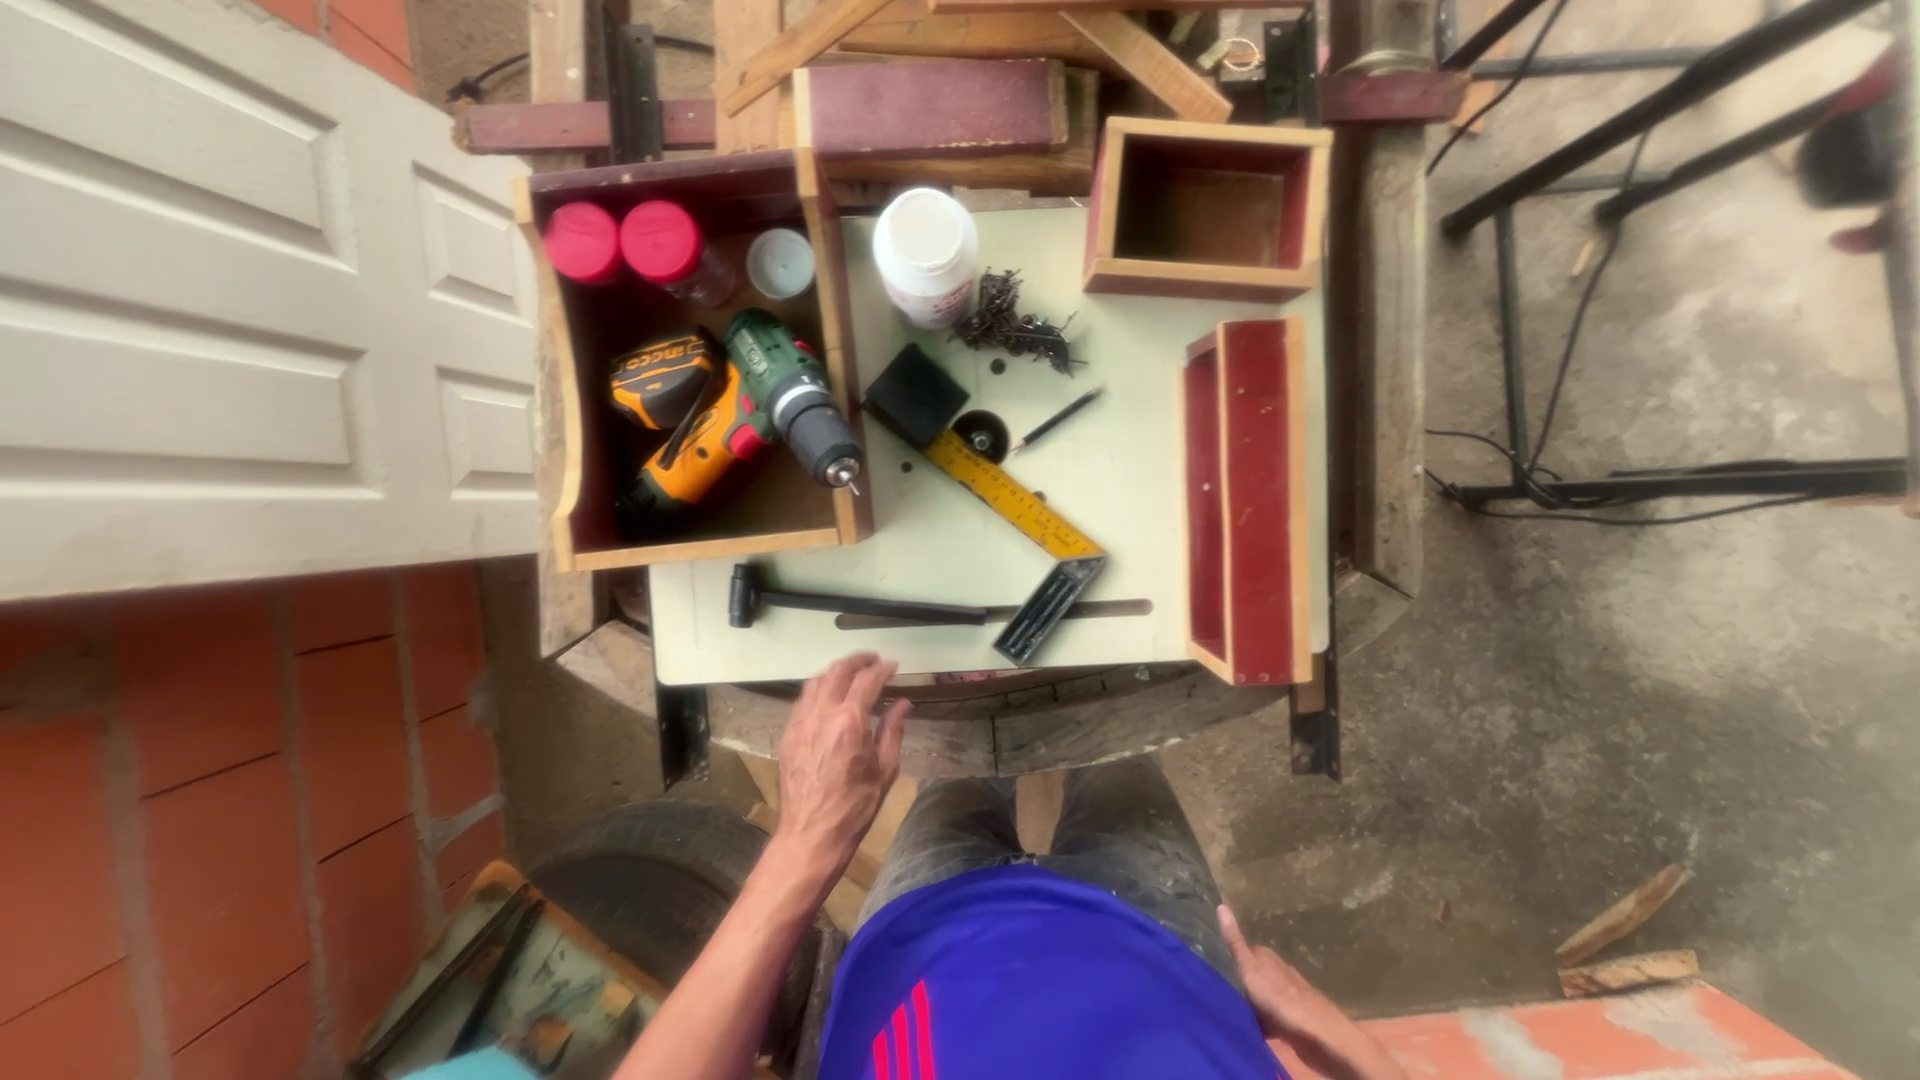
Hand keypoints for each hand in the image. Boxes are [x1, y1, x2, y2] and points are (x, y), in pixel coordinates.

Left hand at [775, 653, 910, 873]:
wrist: (812, 833)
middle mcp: (822, 714)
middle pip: (838, 672)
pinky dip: (818, 690)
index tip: (893, 666)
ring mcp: (801, 723)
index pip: (868, 680)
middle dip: (857, 661)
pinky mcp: (788, 734)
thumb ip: (893, 730)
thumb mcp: (885, 769)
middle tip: (872, 660)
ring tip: (849, 674)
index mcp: (850, 721)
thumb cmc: (856, 806)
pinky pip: (802, 701)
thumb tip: (903, 704)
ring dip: (835, 672)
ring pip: (816, 682)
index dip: (882, 668)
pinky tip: (827, 698)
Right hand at [1218, 906, 1405, 1079]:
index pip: (1249, 950)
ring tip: (1242, 1009)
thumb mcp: (1248, 966)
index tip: (1223, 967)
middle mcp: (1281, 969)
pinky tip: (1262, 1024)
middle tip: (1228, 990)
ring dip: (1259, 999)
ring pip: (1269, 991)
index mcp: (1268, 956)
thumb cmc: (1277, 995)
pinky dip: (1269, 1016)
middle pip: (1260, 971)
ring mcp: (1291, 991)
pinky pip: (1277, 1011)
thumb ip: (1234, 942)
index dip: (1237, 958)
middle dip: (1248, 979)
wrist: (1314, 1028)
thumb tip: (1221, 905)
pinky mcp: (1297, 1013)